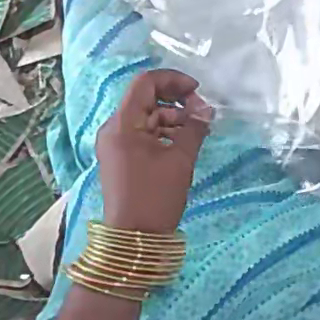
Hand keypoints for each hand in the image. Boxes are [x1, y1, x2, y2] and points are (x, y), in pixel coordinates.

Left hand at [98, 70, 213, 232]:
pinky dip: (164, 134)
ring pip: (147, 118)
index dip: (173, 80)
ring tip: (198, 132)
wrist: (134, 239)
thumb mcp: (180, 160)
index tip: (197, 91)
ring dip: (173, 119)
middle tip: (202, 115)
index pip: (145, 83)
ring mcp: (115, 144)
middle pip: (146, 99)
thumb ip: (194, 129)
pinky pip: (143, 135)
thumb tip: (206, 110)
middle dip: (176, 102)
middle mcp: (113, 129)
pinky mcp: (121, 158)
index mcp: (122, 124)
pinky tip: (184, 144)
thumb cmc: (155, 197)